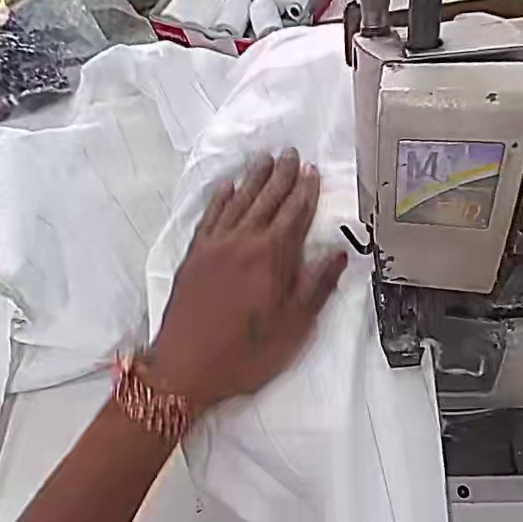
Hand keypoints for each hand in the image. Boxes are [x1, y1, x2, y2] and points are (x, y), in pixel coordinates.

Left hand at [146, 151, 348, 408]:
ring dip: (254, 179)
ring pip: (238, 201)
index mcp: (272, 258)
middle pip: (267, 200)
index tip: (312, 172)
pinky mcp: (194, 255)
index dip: (306, 192)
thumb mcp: (294, 327)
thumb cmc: (246, 354)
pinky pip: (211, 216)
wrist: (185, 367)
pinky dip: (221, 198)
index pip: (294, 215)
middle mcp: (243, 242)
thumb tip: (337, 253)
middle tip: (291, 154)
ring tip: (265, 159)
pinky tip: (228, 187)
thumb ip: (317, 286)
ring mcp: (215, 246)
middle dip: (281, 176)